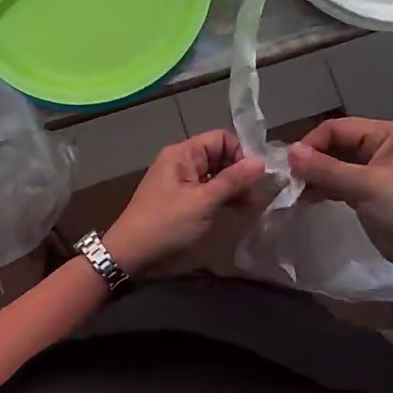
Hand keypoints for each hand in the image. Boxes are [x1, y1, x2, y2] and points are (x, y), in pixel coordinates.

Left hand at [103, 130, 264, 273]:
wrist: (131, 254)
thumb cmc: (167, 224)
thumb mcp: (203, 201)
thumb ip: (233, 180)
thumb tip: (261, 161)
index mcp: (182, 154)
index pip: (221, 138)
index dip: (240, 154)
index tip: (252, 179)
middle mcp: (180, 162)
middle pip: (219, 156)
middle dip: (239, 173)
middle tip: (254, 198)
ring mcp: (178, 182)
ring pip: (214, 176)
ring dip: (232, 188)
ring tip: (248, 207)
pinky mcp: (179, 200)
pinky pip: (205, 191)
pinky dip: (220, 198)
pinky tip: (233, 211)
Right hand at [288, 117, 392, 274]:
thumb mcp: (367, 186)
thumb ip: (326, 169)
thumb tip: (288, 152)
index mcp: (387, 134)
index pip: (337, 128)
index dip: (311, 144)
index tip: (289, 166)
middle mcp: (381, 147)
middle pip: (335, 146)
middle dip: (311, 161)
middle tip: (288, 181)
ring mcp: (376, 172)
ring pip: (336, 167)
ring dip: (315, 177)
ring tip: (294, 193)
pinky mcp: (371, 195)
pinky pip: (341, 185)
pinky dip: (324, 190)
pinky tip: (307, 200)